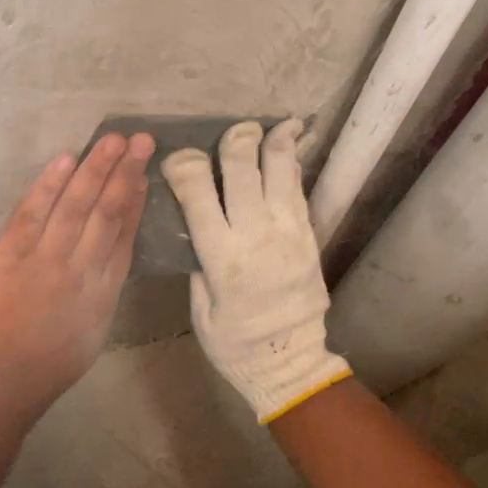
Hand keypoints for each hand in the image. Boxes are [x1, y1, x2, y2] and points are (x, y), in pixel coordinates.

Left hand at [0, 132, 155, 410]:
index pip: (123, 238)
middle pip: (107, 212)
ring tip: (112, 139)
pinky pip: (34, 212)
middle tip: (141, 140)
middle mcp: (80, 269)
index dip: (135, 203)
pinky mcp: (10, 254)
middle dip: (125, 174)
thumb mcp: (88, 338)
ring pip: (77, 205)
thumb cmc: (43, 371)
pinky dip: (50, 184)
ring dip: (96, 168)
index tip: (143, 176)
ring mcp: (45, 259)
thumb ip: (98, 298)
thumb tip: (103, 268)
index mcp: (102, 294)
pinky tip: (66, 159)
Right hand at [162, 120, 350, 422]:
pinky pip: (298, 191)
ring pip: (280, 173)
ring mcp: (288, 233)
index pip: (199, 196)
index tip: (178, 155)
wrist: (289, 362)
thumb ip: (199, 262)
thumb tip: (197, 224)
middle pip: (244, 173)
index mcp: (221, 257)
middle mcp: (256, 236)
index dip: (186, 167)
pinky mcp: (308, 237)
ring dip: (273, 143)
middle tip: (232, 130)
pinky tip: (289, 147)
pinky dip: (292, 166)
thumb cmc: (234, 343)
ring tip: (270, 126)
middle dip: (235, 143)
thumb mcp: (201, 308)